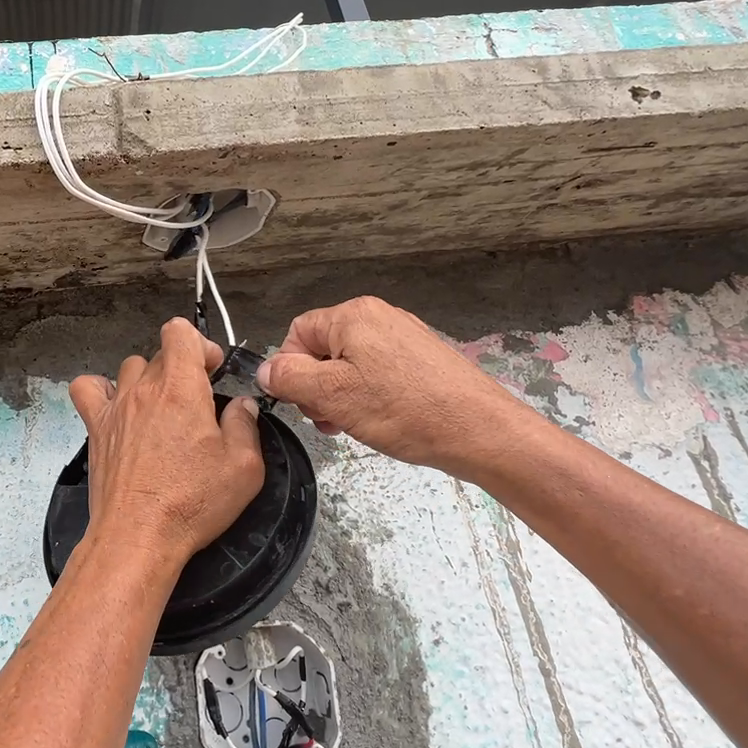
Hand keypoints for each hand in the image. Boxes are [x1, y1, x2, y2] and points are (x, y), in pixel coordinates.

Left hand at [69, 318, 264, 567]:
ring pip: (130, 368)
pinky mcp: (97, 428)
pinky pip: (88, 389)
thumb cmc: (189, 504)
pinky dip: (101, 390)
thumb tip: (242, 406)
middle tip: (198, 401)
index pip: (179, 332)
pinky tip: (119, 409)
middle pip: (161, 354)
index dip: (200, 344)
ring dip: (148, 379)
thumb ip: (246, 426)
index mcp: (181, 389)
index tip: (213, 370)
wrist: (138, 535)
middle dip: (183, 368)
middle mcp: (144, 390)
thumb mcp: (244, 468)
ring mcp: (116, 407)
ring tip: (162, 408)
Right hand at [256, 296, 540, 474]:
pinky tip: (382, 419)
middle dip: (317, 386)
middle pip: (324, 348)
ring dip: (341, 395)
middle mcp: (378, 316)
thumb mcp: (333, 396)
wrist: (482, 432)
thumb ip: (289, 378)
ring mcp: (403, 336)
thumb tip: (264, 370)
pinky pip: (378, 371)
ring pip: (350, 363)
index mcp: (352, 316)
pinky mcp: (422, 358)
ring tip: (355, 424)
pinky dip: (369, 395)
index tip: (303, 403)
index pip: (296, 333)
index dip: (290, 369)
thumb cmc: (405, 411)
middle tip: (329, 420)